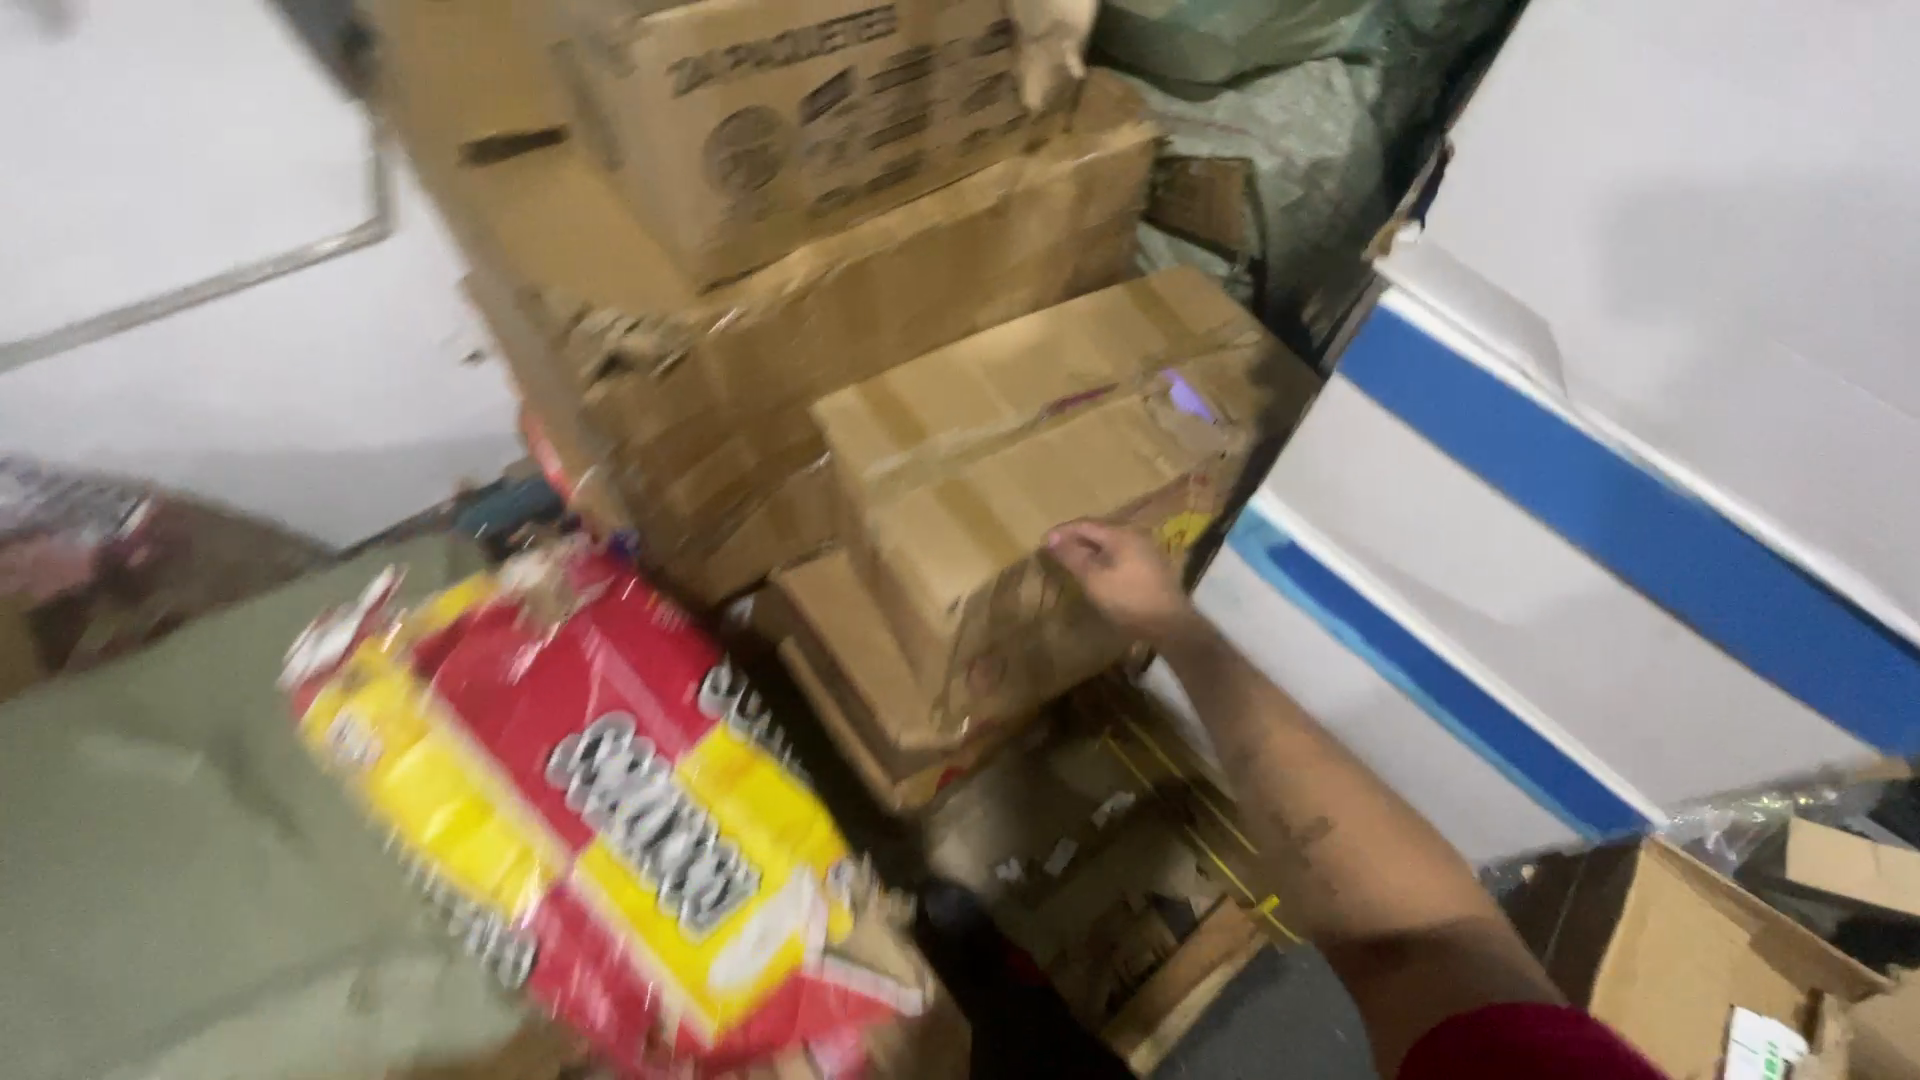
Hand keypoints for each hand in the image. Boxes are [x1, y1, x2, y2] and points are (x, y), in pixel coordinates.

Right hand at [1046, 519, 1198, 644]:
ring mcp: (1147, 549)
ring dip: (1089, 549)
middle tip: (1056, 552)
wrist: (1170, 624)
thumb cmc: (1128, 599)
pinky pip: (1121, 553)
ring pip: (1110, 543)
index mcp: (1120, 534)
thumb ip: (1072, 556)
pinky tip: (1097, 572)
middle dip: (1075, 539)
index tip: (1043, 543)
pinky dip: (1103, 558)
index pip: (1084, 524)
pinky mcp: (1152, 565)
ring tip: (1073, 562)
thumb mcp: (1093, 579)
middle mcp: (1135, 535)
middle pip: (1099, 530)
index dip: (1062, 532)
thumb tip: (1051, 537)